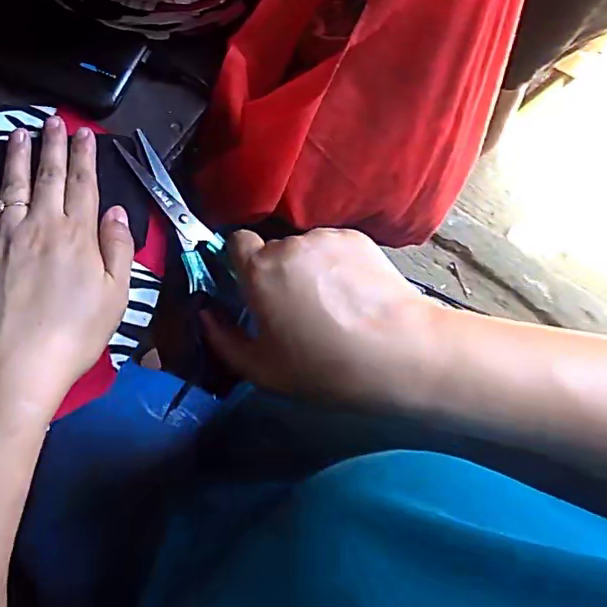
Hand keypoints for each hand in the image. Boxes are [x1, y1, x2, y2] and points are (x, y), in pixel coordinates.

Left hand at [0, 116, 135, 420]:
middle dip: (53, 146)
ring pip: (13, 186)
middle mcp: (42, 226)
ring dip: (17, 157)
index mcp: (79, 235)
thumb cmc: (73, 336)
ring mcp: (6, 238)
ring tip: (19, 132)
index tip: (84, 133)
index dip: (85, 156)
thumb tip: (115, 211)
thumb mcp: (115, 297)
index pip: (84, 184)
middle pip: (49, 177)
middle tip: (53, 121)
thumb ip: (118, 249)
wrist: (12, 369)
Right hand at [202, 228, 439, 408]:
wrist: (399, 350)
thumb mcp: (263, 370)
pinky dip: (338, 264)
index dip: (243, 261)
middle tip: (299, 308)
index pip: (237, 241)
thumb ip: (223, 339)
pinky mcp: (357, 236)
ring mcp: (326, 237)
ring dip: (310, 267)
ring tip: (334, 303)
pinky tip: (354, 293)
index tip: (254, 286)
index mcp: (259, 270)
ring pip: (306, 249)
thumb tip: (207, 313)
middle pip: (274, 250)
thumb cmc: (325, 366)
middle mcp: (289, 244)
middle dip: (280, 272)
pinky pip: (335, 247)